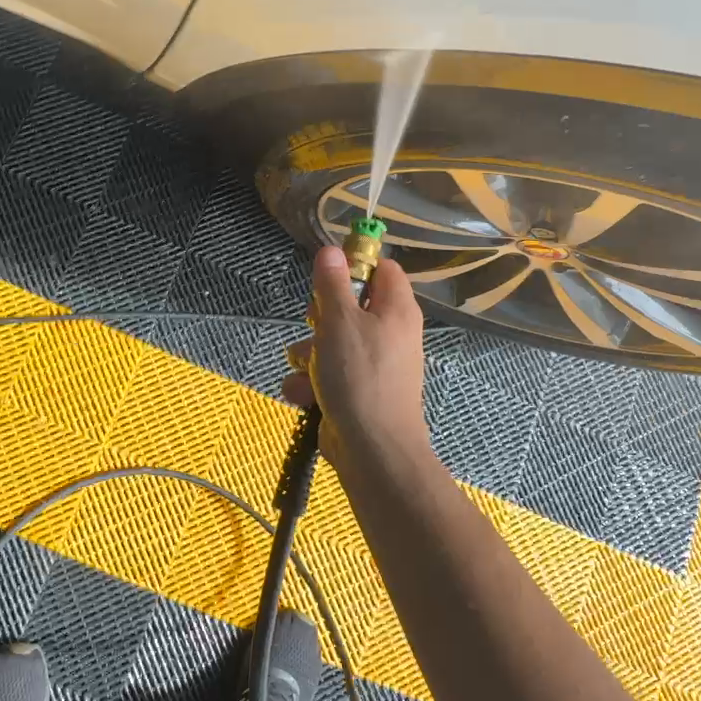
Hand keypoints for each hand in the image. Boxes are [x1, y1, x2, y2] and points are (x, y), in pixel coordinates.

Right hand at [282, 246, 430, 473]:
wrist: (373, 450)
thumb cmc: (359, 376)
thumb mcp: (339, 321)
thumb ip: (332, 284)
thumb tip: (331, 249)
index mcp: (396, 310)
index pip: (383, 269)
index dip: (355, 266)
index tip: (327, 274)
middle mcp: (390, 334)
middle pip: (350, 306)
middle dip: (320, 317)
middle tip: (313, 324)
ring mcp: (374, 366)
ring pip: (332, 343)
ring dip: (309, 354)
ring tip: (305, 368)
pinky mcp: (358, 393)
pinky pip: (329, 375)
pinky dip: (313, 383)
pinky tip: (305, 393)